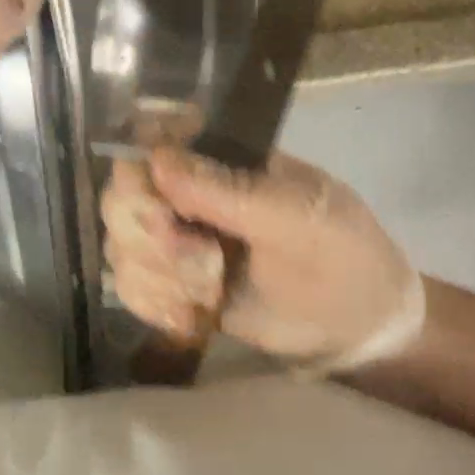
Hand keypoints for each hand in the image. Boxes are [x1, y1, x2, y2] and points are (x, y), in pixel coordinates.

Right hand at [100, 145, 425, 373]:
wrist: (357, 330)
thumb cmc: (342, 258)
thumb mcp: (298, 220)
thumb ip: (228, 191)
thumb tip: (157, 160)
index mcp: (217, 158)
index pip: (146, 143)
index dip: (139, 176)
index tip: (166, 211)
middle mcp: (181, 191)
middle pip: (119, 199)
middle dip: (153, 241)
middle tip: (202, 263)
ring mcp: (169, 237)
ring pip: (118, 245)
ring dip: (160, 277)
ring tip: (208, 292)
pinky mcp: (165, 279)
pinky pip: (125, 285)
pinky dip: (154, 304)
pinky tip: (190, 315)